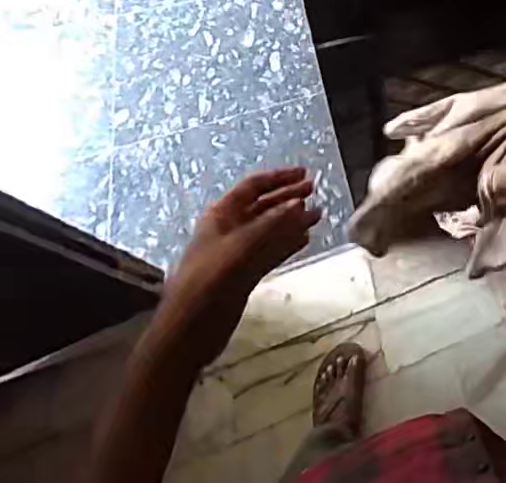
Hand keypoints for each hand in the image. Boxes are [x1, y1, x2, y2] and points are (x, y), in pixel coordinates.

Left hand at [157, 167, 320, 369]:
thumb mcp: (241, 248)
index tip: (304, 173)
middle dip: (289, 196)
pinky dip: (288, 243)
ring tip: (317, 215)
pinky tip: (304, 239)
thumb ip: (272, 224)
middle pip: (264, 205)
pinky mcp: (245, 273)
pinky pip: (271, 250)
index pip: (254, 186)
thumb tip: (299, 203)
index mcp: (222, 214)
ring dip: (293, 220)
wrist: (188, 332)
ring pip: (271, 228)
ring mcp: (238, 251)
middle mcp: (230, 228)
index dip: (279, 177)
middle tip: (314, 190)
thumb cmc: (209, 282)